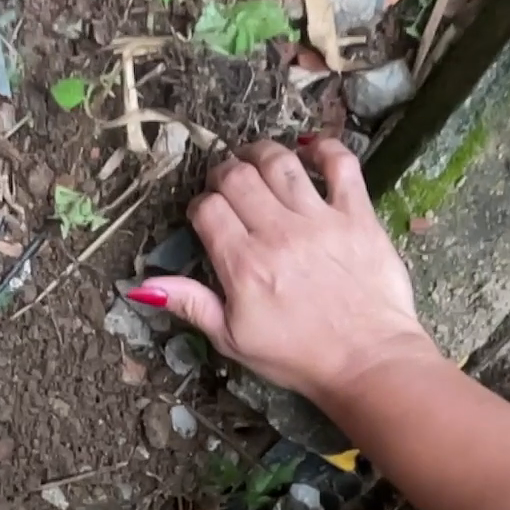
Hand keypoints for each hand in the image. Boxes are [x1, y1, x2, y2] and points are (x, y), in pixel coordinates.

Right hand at [135, 138, 439, 401]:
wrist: (365, 360)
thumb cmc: (294, 356)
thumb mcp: (231, 339)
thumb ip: (191, 304)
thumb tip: (144, 286)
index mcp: (242, 265)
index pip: (208, 211)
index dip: (199, 206)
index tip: (202, 215)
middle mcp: (277, 233)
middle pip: (239, 178)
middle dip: (223, 173)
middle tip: (224, 182)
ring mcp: (320, 219)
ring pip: (281, 163)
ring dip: (261, 153)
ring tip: (255, 158)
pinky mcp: (358, 215)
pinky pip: (341, 165)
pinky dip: (324, 150)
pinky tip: (311, 150)